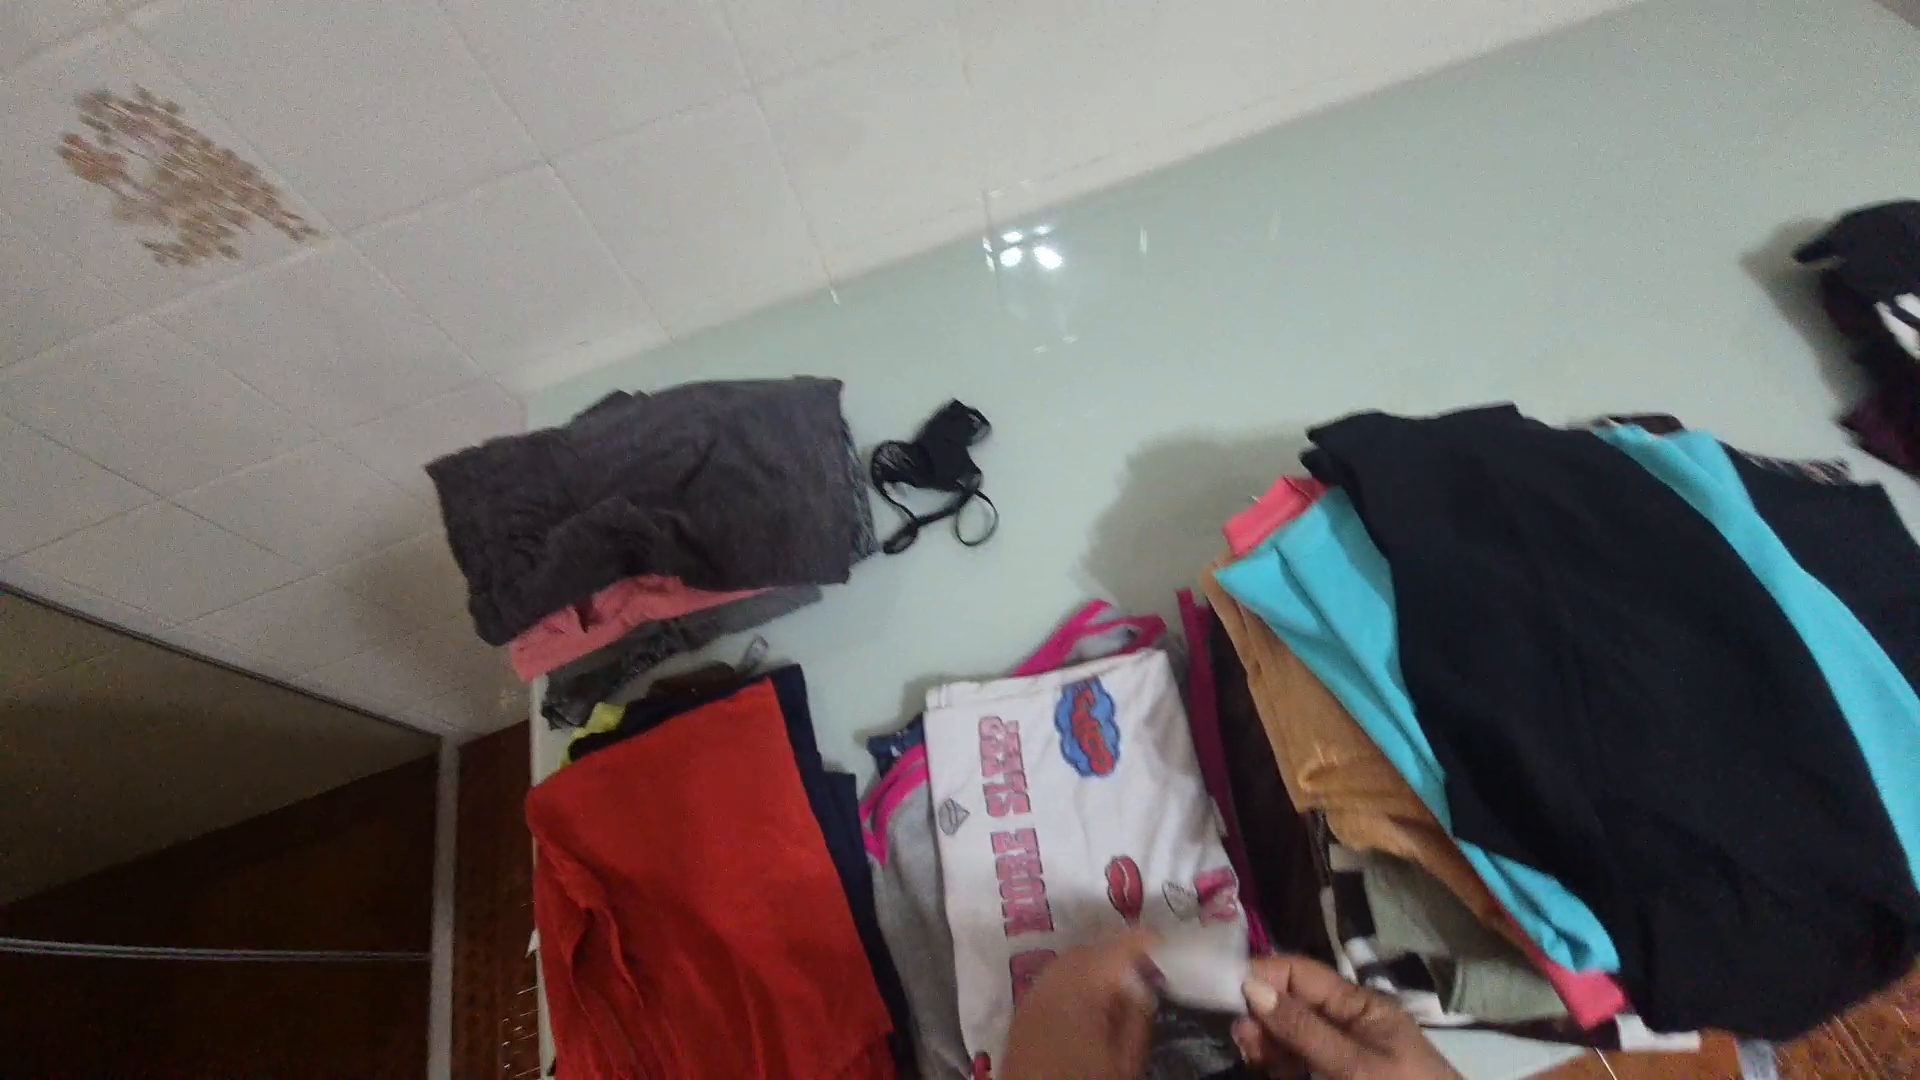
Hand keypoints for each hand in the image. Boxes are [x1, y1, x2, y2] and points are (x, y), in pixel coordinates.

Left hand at [999, 929, 1160, 1079]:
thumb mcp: (1124, 1062)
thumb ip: (1137, 1019)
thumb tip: (1143, 989)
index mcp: (1084, 983)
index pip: (1117, 948)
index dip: (1141, 939)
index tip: (1159, 938)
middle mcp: (1056, 975)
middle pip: (1091, 949)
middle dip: (1116, 955)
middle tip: (1140, 971)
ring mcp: (1036, 988)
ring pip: (1071, 961)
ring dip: (1094, 966)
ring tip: (1116, 989)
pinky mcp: (1024, 1005)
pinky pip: (1054, 977)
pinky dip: (1074, 980)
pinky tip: (1087, 1004)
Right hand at [1232, 954, 1459, 1078]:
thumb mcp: (1356, 1068)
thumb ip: (1303, 1028)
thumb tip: (1250, 985)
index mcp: (1359, 1006)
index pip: (1300, 973)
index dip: (1263, 975)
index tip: (1227, 990)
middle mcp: (1348, 1024)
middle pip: (1292, 1004)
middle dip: (1262, 1014)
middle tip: (1240, 1038)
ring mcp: (1345, 1057)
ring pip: (1292, 1036)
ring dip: (1267, 1041)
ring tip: (1249, 1054)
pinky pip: (1301, 1064)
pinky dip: (1282, 1065)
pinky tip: (1270, 1069)